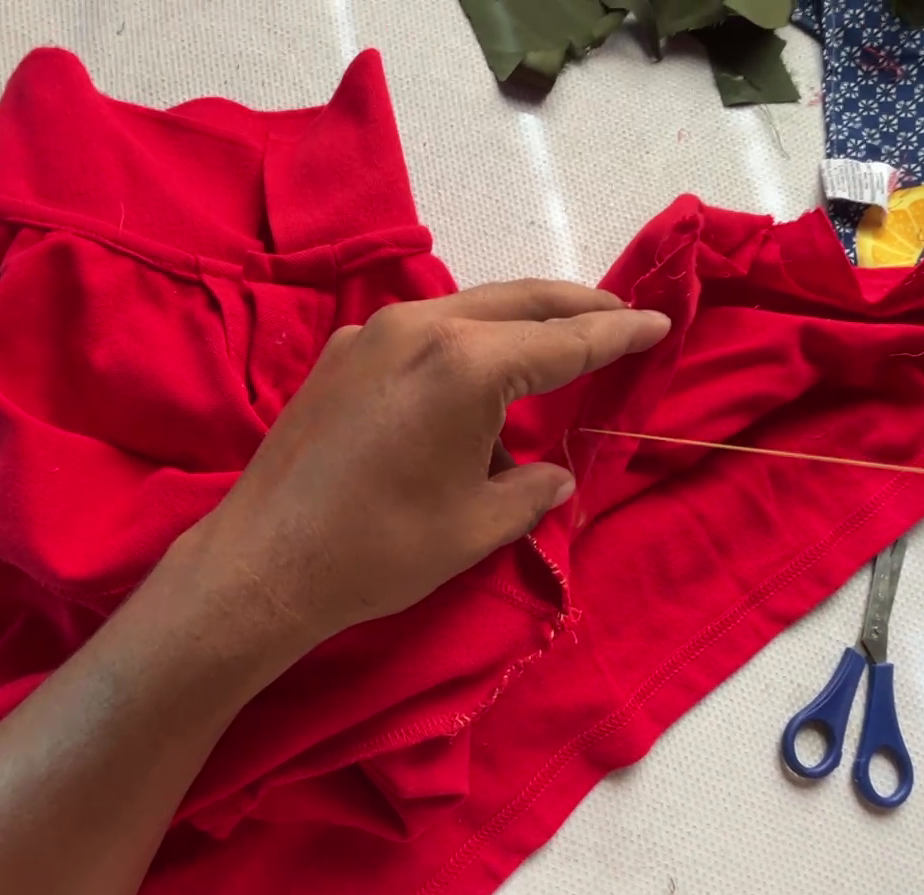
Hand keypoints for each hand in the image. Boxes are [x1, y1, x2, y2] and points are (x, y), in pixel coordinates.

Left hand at [174, 279, 670, 644]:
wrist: (266, 563)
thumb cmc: (380, 550)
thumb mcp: (476, 527)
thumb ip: (531, 493)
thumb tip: (555, 478)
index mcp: (467, 364)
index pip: (564, 340)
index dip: (618, 334)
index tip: (657, 321)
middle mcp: (419, 326)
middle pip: (517, 302)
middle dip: (574, 309)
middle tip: (617, 317)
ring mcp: (371, 333)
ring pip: (465, 313)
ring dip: (511, 335)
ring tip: (539, 377)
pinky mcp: (339, 354)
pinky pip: (419, 337)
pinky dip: (457, 352)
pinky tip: (462, 396)